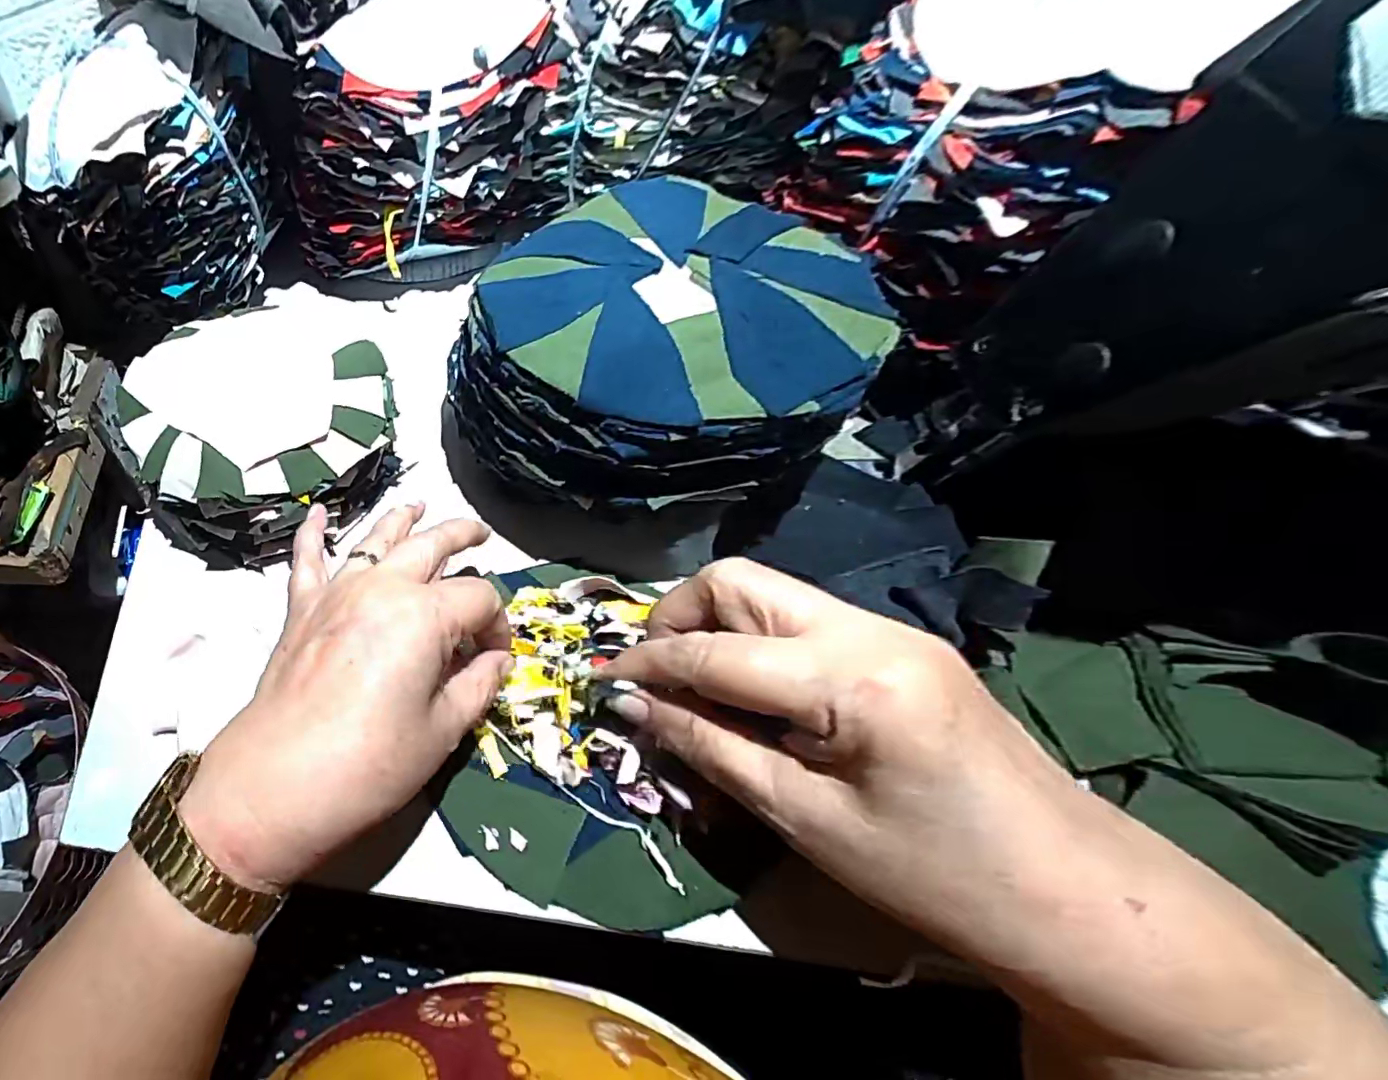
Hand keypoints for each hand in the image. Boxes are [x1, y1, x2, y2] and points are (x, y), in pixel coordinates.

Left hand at [177, 503, 510, 892]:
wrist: (276, 783)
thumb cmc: (369, 763)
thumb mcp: (442, 731)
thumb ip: (478, 686)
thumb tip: (499, 660)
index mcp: (424, 614)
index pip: (479, 600)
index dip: (499, 626)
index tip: (498, 657)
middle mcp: (382, 587)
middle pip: (432, 546)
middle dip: (462, 537)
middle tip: (482, 535)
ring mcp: (337, 593)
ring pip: (375, 539)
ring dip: (401, 520)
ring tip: (418, 507)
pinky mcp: (302, 609)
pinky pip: (308, 560)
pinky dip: (313, 534)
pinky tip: (317, 514)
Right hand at [595, 557, 1084, 948]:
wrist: (1084, 902)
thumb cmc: (937, 876)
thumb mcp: (801, 816)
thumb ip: (706, 745)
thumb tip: (632, 705)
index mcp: (852, 677)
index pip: (712, 650)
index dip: (645, 664)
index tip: (603, 682)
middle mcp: (869, 629)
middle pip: (736, 581)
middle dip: (676, 619)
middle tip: (655, 678)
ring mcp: (888, 630)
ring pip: (764, 594)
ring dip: (712, 630)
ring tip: (693, 689)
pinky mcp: (897, 646)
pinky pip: (797, 621)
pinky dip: (750, 646)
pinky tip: (748, 696)